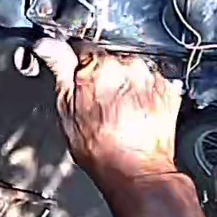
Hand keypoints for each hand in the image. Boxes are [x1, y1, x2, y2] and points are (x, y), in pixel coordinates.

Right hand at [32, 39, 185, 187]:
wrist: (137, 172)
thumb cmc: (100, 146)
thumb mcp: (66, 107)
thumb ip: (59, 67)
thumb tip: (47, 44)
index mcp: (101, 65)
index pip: (81, 47)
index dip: (72, 64)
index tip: (73, 78)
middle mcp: (130, 65)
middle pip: (108, 58)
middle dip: (100, 75)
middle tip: (93, 101)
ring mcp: (152, 78)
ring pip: (129, 70)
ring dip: (122, 83)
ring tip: (115, 110)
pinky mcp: (169, 90)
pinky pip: (149, 82)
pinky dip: (141, 92)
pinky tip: (132, 112)